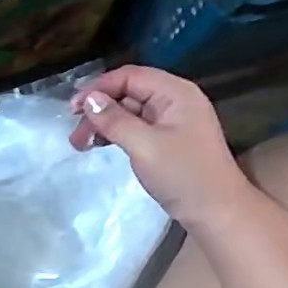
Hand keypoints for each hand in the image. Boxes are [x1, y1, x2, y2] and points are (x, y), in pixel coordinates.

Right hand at [70, 65, 251, 224]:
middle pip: (128, 93)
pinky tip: (101, 146)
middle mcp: (174, 100)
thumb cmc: (183, 176)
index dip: (98, 89)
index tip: (72, 110)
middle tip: (75, 137)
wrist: (216, 211)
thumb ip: (115, 120)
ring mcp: (172, 121)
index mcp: (175, 92)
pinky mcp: (168, 141)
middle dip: (98, 110)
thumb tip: (89, 100)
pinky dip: (116, 135)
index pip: (130, 76)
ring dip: (104, 124)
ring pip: (130, 112)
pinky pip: (137, 128)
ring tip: (82, 145)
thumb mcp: (144, 146)